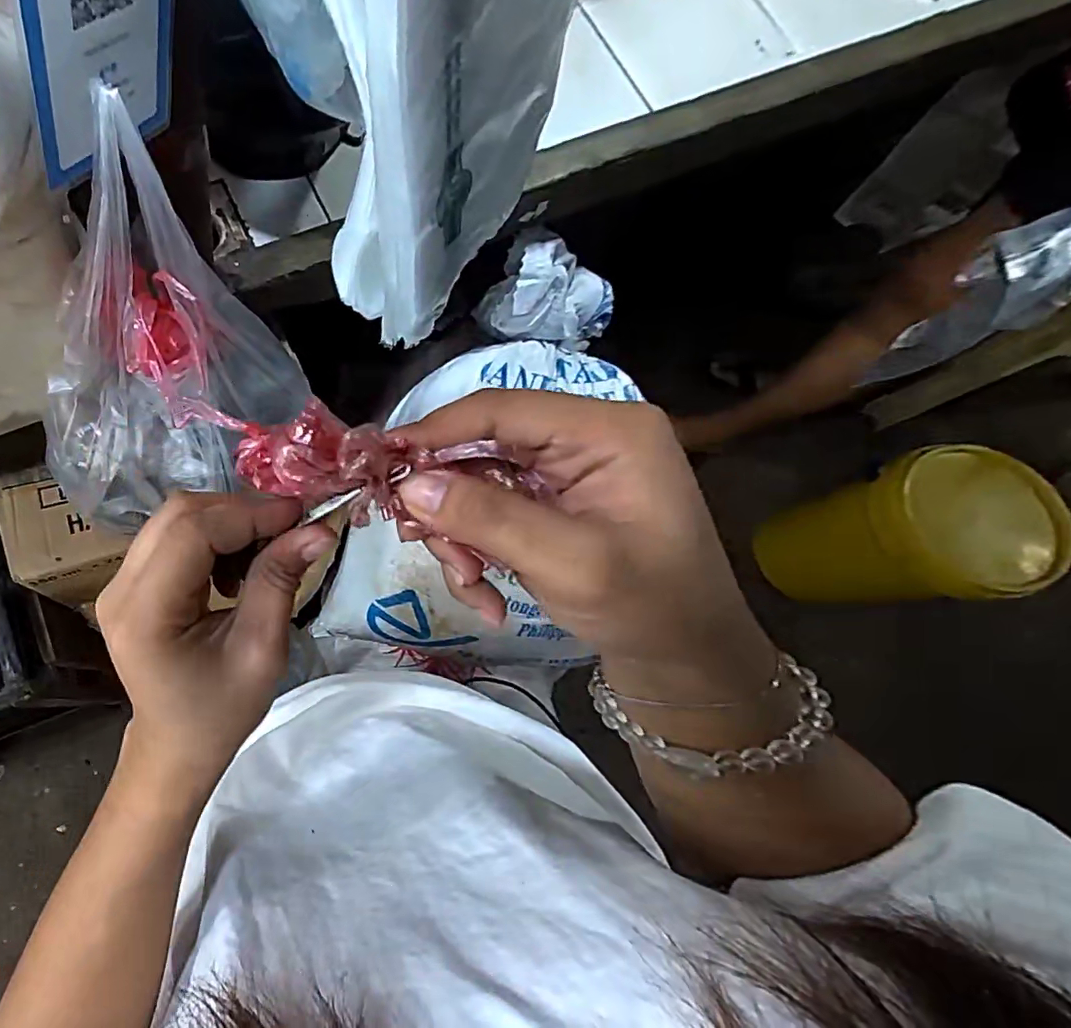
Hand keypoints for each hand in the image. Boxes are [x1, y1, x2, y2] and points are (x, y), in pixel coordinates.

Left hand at [94, 493, 335, 790]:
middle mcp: (120, 587)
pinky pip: (173, 535)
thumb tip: (318, 529)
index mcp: (144, 612)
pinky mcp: (130, 581)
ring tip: (264, 552)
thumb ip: (279, 582)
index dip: (250, 514)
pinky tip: (236, 567)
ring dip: (228, 522)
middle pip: (180, 514)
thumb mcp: (260, 651)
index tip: (301, 515)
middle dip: (241, 511)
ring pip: (177, 518)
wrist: (176, 746)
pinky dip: (214, 536)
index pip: (193, 532)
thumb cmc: (219, 712)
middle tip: (289, 528)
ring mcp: (119, 581)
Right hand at [394, 391, 776, 700]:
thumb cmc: (647, 606)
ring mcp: (565, 473)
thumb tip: (411, 486)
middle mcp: (582, 439)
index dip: (436, 430)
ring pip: (477, 483)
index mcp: (604, 430)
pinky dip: (476, 550)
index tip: (383, 459)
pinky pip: (491, 512)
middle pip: (482, 447)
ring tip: (469, 582)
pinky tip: (485, 594)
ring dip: (459, 535)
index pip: (501, 409)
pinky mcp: (552, 504)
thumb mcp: (568, 563)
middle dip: (448, 501)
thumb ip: (488, 518)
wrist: (686, 660)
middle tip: (418, 538)